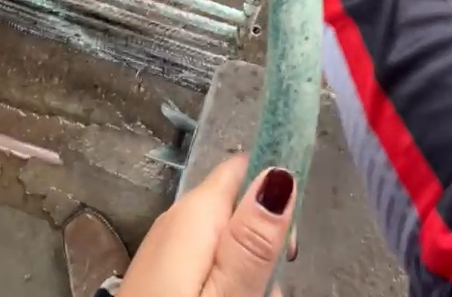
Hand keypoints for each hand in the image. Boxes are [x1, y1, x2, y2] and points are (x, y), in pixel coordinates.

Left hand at [121, 157, 296, 296]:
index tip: (290, 240)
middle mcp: (176, 222)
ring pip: (228, 250)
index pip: (243, 167)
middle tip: (264, 293)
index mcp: (193, 214)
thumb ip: (252, 238)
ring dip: (248, 279)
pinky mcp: (161, 282)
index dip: (275, 190)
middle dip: (263, 249)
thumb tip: (280, 170)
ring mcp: (166, 253)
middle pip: (239, 212)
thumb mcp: (227, 296)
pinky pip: (208, 273)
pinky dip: (226, 290)